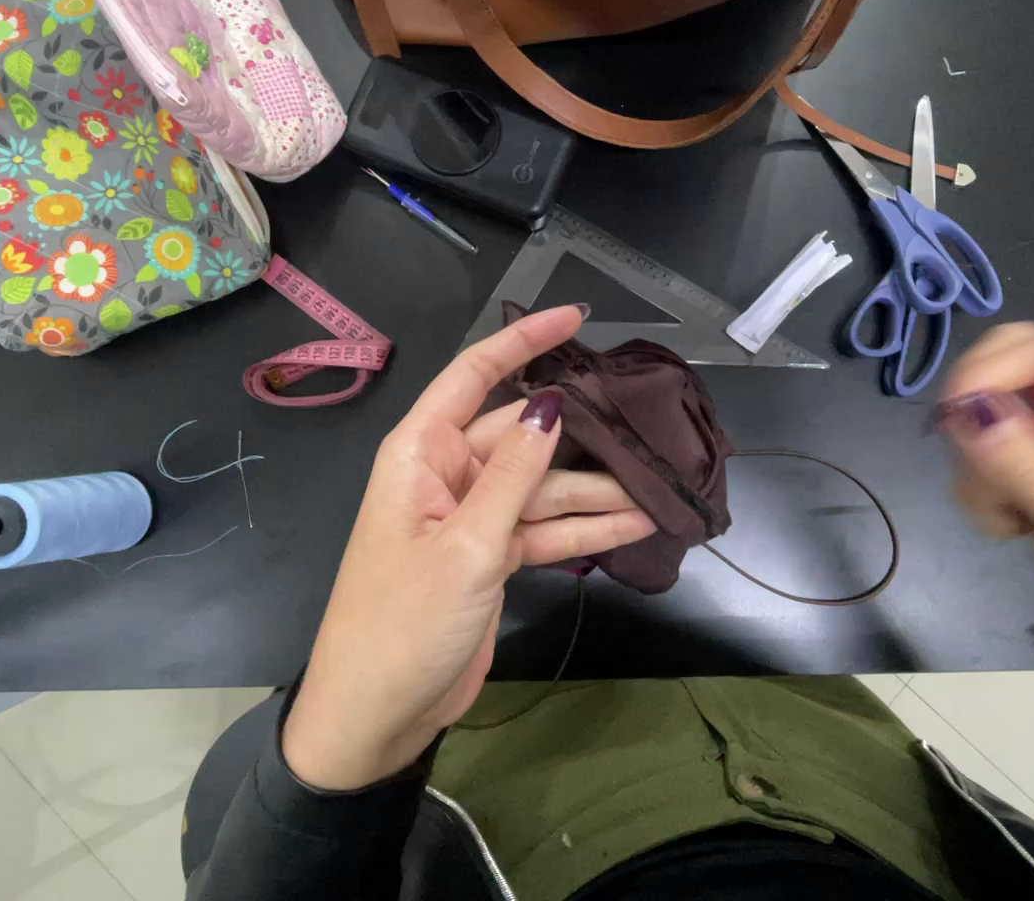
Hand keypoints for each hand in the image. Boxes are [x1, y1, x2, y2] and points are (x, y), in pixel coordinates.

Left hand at [282, 305, 656, 789]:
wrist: (378, 715)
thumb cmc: (405, 622)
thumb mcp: (466, 545)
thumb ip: (512, 474)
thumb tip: (550, 405)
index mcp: (422, 452)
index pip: (474, 376)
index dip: (522, 342)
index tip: (574, 318)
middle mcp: (447, 473)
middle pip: (521, 434)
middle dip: (580, 435)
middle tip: (643, 429)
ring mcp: (472, 515)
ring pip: (541, 485)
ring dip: (593, 491)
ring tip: (655, 492)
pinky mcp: (490, 554)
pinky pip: (542, 527)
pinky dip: (583, 529)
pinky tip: (633, 525)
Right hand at [941, 322, 1033, 694]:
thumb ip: (1028, 467)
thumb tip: (965, 406)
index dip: (994, 372)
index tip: (955, 417)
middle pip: (1006, 383)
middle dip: (982, 430)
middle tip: (988, 480)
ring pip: (986, 428)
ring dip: (983, 476)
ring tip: (1012, 524)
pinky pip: (987, 464)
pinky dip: (984, 495)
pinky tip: (1011, 530)